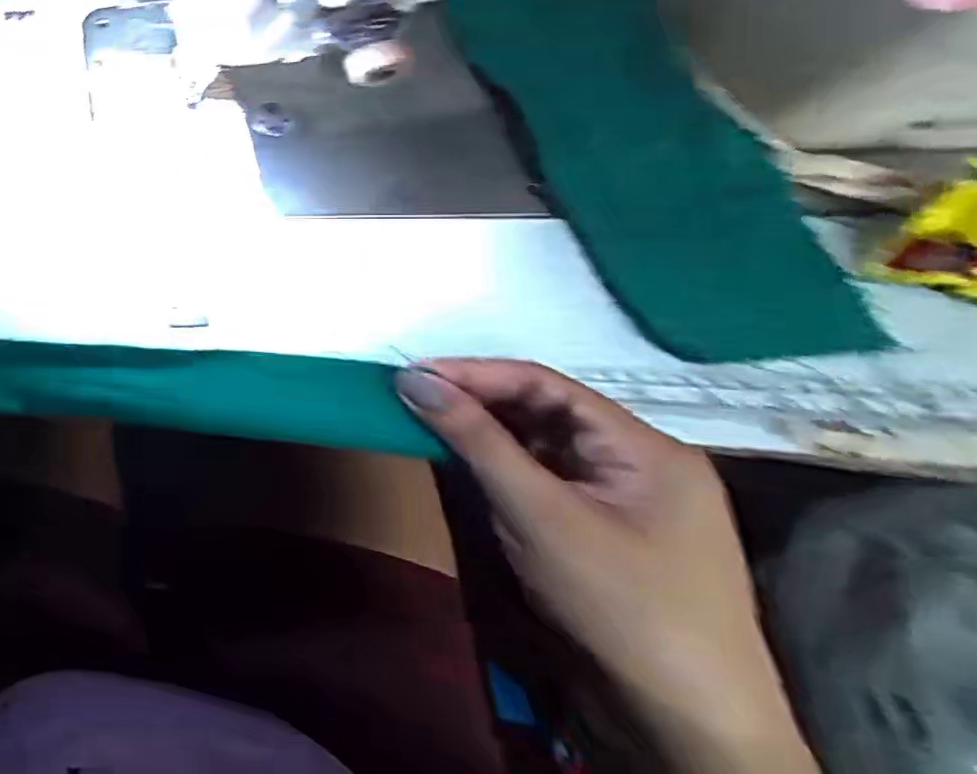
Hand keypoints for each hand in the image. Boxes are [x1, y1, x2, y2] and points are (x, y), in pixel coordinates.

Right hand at [396, 359, 816, 773]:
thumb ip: (474, 439)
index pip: (545, 385)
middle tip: (410, 395)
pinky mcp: (601, 526)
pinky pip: (542, 476)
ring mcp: (621, 496)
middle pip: (543, 410)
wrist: (684, 722)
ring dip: (483, 432)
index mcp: (644, 446)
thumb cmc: (618, 603)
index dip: (474, 373)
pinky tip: (461, 461)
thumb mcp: (537, 512)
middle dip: (475, 400)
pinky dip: (498, 464)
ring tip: (424, 420)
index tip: (411, 373)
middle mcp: (638, 460)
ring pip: (539, 443)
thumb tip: (411, 377)